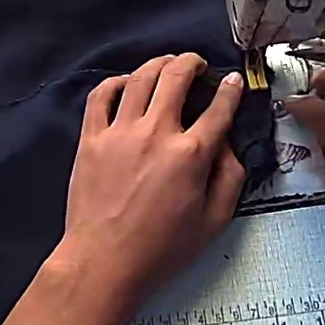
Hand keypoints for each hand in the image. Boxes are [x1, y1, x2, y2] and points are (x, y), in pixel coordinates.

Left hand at [52, 53, 248, 318]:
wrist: (104, 262)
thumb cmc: (161, 248)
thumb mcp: (214, 221)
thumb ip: (230, 177)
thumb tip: (227, 144)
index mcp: (190, 154)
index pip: (218, 107)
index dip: (230, 88)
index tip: (232, 81)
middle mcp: (156, 133)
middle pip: (176, 76)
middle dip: (192, 62)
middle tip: (197, 64)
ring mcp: (120, 132)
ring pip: (140, 78)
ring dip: (158, 63)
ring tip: (167, 64)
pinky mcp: (92, 138)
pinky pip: (101, 95)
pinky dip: (115, 81)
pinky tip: (126, 82)